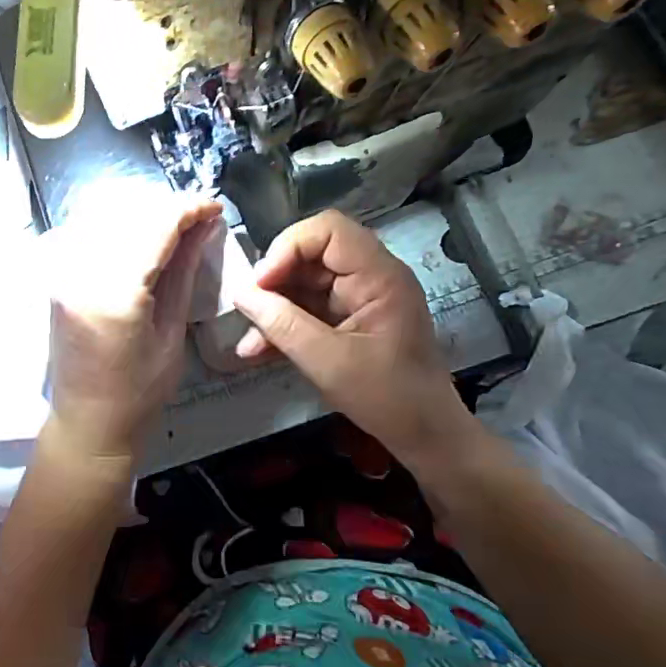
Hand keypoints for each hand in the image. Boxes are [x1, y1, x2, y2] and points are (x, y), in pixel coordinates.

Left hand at [44, 191, 224, 462]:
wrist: (87, 424)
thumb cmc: (138, 393)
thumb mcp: (171, 334)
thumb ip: (183, 274)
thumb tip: (202, 229)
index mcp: (115, 294)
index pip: (155, 228)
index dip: (188, 209)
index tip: (213, 206)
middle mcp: (81, 275)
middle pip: (129, 217)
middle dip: (167, 209)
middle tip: (199, 217)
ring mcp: (62, 276)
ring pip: (106, 221)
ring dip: (142, 215)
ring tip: (173, 227)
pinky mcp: (56, 281)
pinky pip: (89, 237)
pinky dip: (118, 230)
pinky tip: (139, 238)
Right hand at [232, 210, 472, 462]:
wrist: (425, 435)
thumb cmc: (386, 397)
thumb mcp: (328, 362)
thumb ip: (282, 324)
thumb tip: (240, 294)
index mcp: (379, 276)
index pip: (328, 230)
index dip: (288, 248)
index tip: (261, 283)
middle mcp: (369, 277)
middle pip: (311, 254)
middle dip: (274, 281)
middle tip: (248, 310)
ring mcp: (358, 299)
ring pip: (304, 284)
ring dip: (273, 308)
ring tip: (248, 341)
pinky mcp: (348, 320)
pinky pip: (309, 309)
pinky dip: (284, 326)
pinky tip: (257, 351)